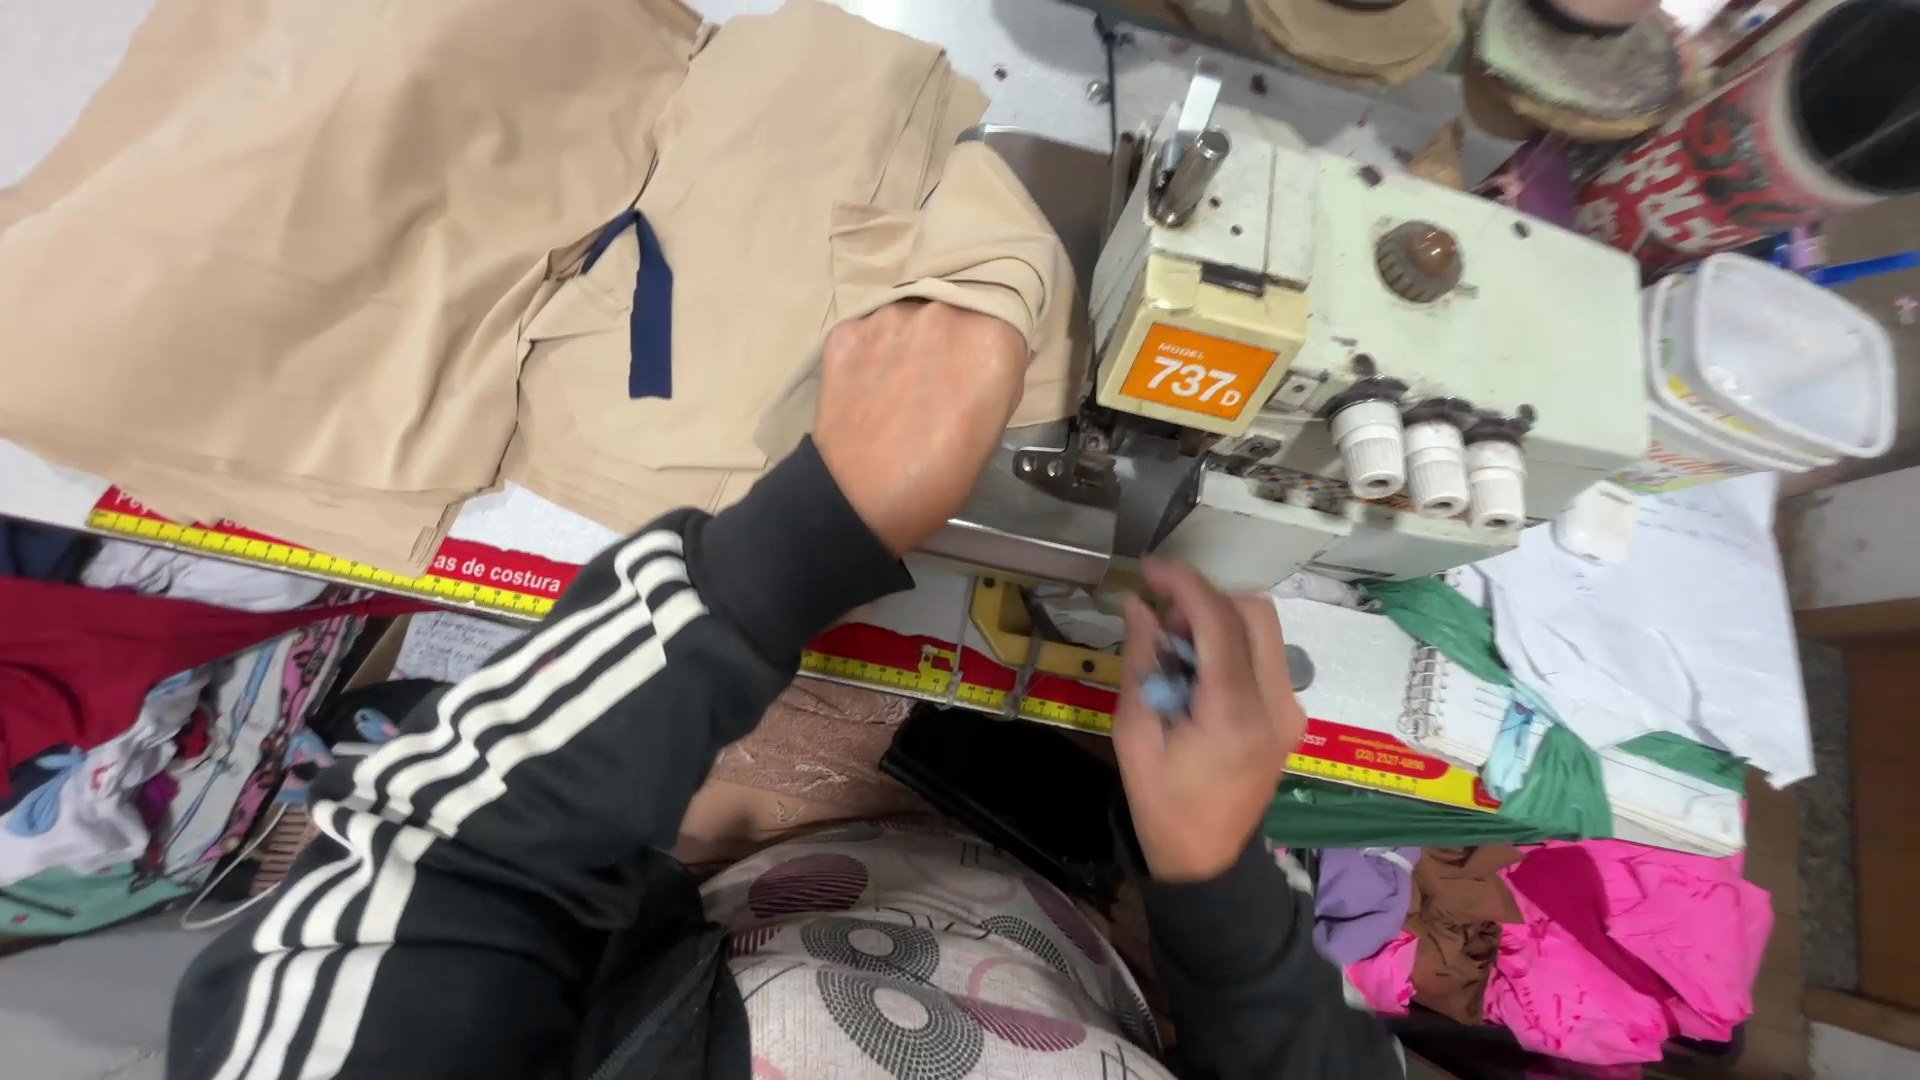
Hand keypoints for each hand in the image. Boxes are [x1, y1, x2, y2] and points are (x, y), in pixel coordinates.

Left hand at [813, 300, 1028, 556]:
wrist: (860, 498)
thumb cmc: (941, 477)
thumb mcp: (992, 431)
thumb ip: (1003, 380)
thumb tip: (1010, 353)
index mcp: (992, 337)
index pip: (1006, 316)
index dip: (995, 343)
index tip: (985, 365)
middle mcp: (942, 311)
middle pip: (957, 308)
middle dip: (953, 336)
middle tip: (941, 378)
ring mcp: (889, 316)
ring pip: (911, 315)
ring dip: (911, 341)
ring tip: (901, 385)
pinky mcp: (847, 329)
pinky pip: (870, 330)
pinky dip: (874, 351)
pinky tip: (871, 386)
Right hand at [1113, 558, 1307, 881]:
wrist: (1207, 860)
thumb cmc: (1161, 803)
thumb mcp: (1134, 734)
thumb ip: (1141, 663)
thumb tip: (1137, 604)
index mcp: (1235, 714)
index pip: (1220, 621)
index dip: (1183, 583)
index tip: (1147, 567)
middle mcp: (1277, 704)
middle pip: (1254, 612)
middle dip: (1203, 597)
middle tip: (1161, 619)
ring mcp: (1291, 709)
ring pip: (1263, 627)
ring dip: (1217, 617)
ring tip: (1174, 646)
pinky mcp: (1289, 713)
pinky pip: (1263, 652)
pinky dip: (1228, 641)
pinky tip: (1195, 668)